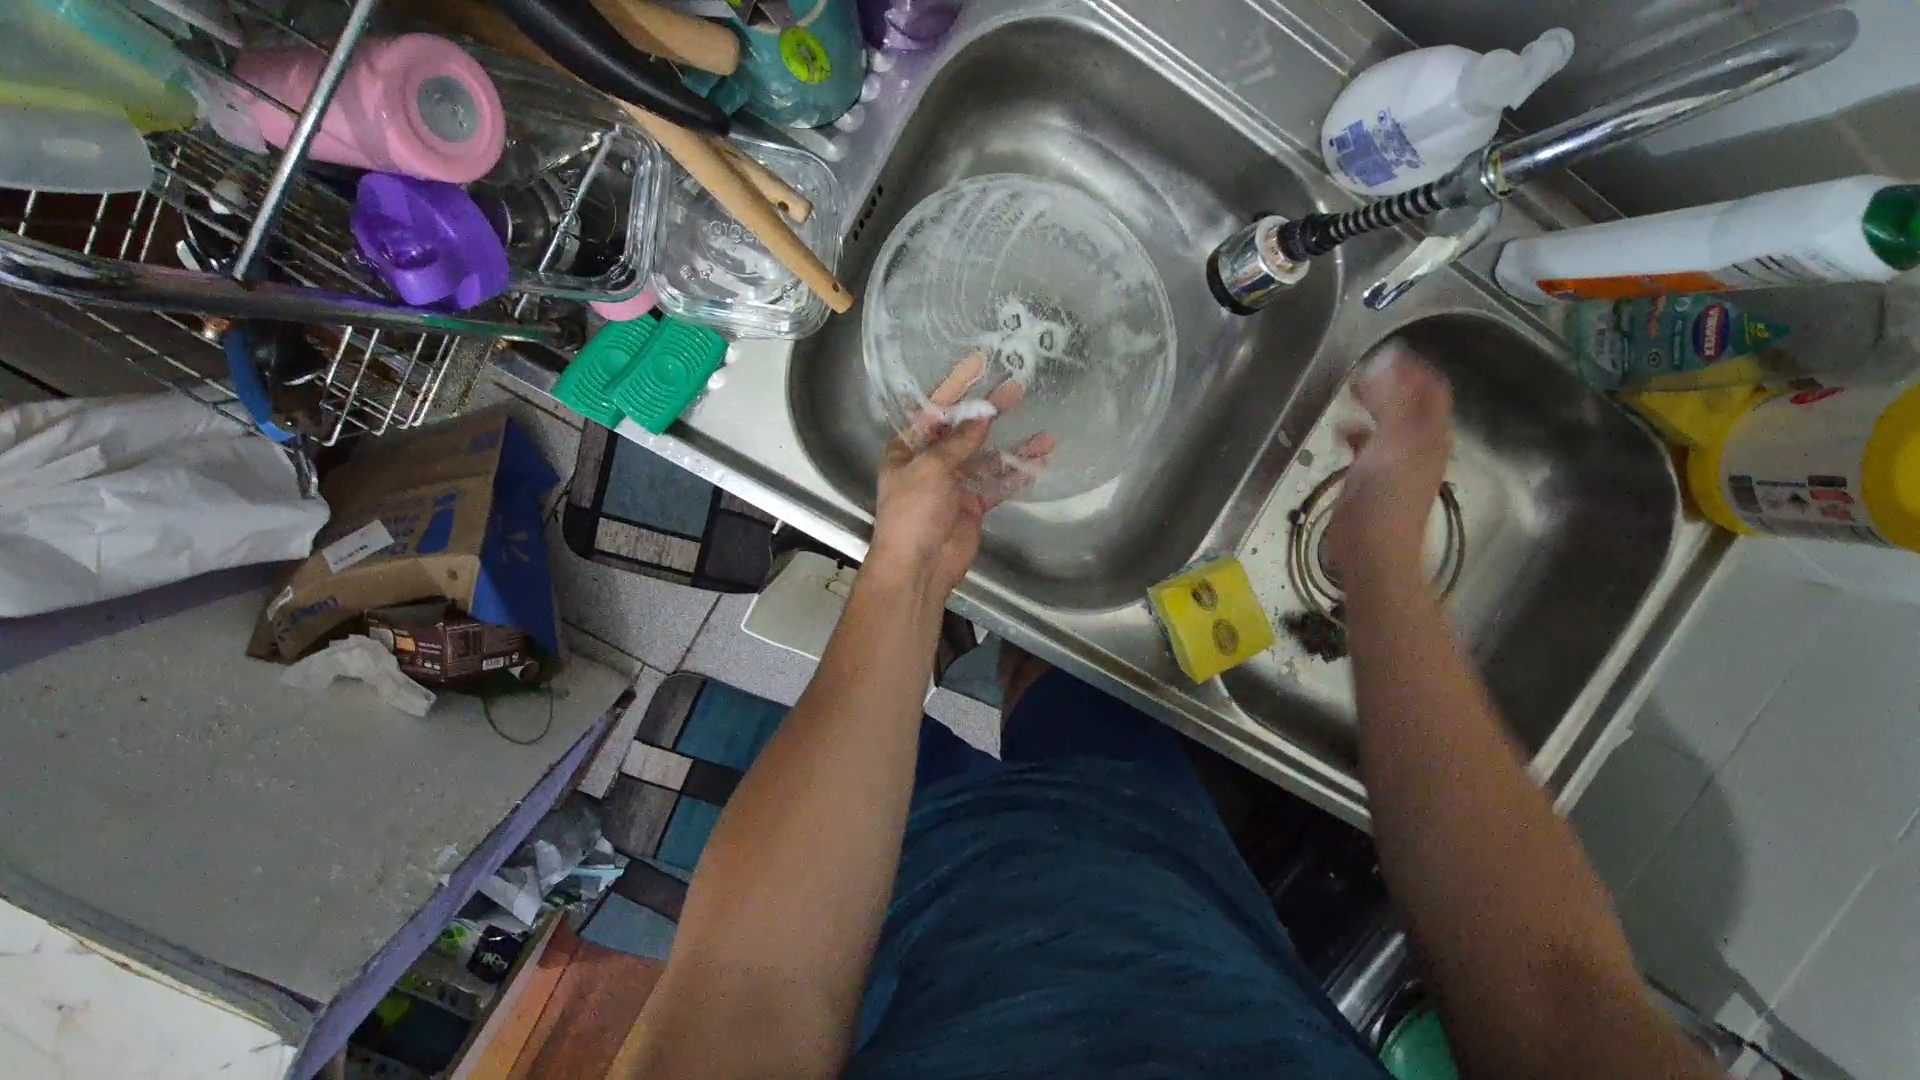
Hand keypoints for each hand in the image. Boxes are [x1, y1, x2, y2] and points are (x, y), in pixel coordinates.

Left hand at [868, 353, 1048, 600]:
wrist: (917, 567)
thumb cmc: (912, 513)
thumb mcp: (931, 469)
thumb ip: (958, 442)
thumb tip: (981, 415)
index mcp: (909, 448)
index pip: (935, 410)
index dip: (957, 387)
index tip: (980, 365)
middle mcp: (930, 462)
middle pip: (965, 431)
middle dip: (991, 411)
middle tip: (1019, 390)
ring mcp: (953, 485)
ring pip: (987, 459)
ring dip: (1014, 448)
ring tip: (1046, 435)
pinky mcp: (971, 506)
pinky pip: (996, 485)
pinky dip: (1015, 476)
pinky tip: (1039, 464)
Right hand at [1327, 345, 1453, 584]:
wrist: (1375, 553)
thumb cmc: (1383, 500)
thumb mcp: (1389, 443)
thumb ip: (1389, 402)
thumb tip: (1383, 364)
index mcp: (1430, 435)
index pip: (1432, 390)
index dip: (1414, 369)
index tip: (1388, 353)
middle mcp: (1421, 446)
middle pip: (1413, 404)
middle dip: (1391, 384)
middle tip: (1364, 370)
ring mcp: (1399, 465)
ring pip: (1392, 424)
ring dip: (1375, 406)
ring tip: (1351, 393)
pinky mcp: (1377, 482)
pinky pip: (1372, 447)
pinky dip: (1359, 433)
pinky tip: (1342, 433)